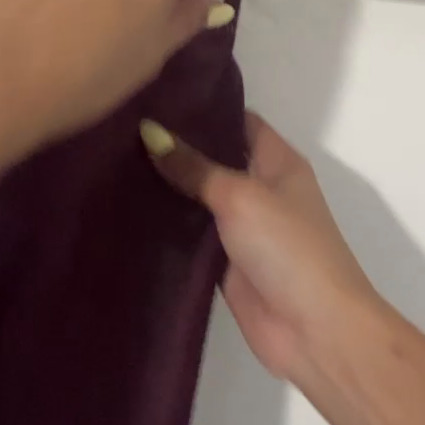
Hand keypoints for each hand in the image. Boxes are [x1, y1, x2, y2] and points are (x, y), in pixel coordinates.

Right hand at [142, 114, 381, 382]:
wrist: (314, 329)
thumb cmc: (288, 248)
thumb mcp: (240, 196)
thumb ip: (195, 167)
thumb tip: (150, 132)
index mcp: (278, 162)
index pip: (238, 120)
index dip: (202, 107)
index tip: (155, 95)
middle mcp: (261, 189)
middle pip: (214, 158)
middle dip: (175, 146)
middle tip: (120, 126)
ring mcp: (242, 228)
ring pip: (198, 198)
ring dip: (165, 186)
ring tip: (110, 159)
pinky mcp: (224, 264)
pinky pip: (190, 237)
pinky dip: (165, 226)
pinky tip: (123, 209)